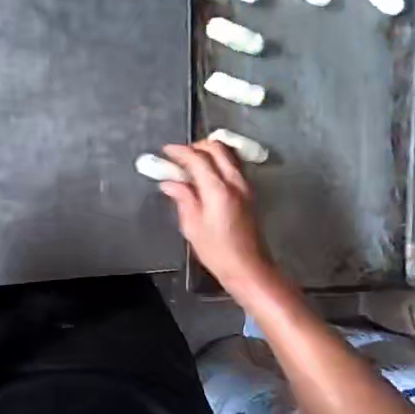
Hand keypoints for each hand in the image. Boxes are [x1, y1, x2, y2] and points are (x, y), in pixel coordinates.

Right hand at [158, 140, 280, 297]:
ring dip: (208, 153)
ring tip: (190, 164)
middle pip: (216, 148)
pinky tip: (206, 175)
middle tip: (178, 156)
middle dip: (196, 147)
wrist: (247, 266)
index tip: (165, 151)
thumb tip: (170, 183)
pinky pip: (232, 166)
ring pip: (227, 155)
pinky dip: (218, 162)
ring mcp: (245, 185)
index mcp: (217, 189)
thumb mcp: (192, 226)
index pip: (197, 159)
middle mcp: (234, 181)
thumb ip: (182, 198)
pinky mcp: (248, 192)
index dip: (179, 151)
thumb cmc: (216, 251)